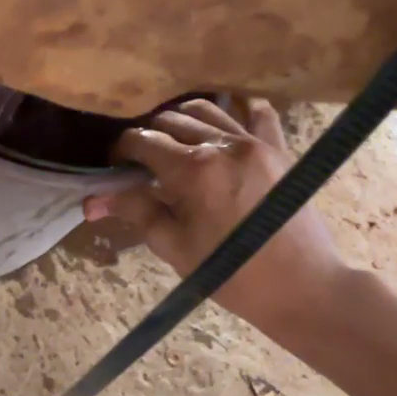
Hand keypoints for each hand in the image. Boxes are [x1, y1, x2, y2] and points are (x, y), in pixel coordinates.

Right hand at [84, 98, 348, 338]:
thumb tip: (93, 200)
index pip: (141, 141)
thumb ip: (136, 211)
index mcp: (191, 170)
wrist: (303, 287)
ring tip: (174, 142)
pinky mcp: (280, 149)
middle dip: (148, 136)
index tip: (115, 167)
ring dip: (182, 119)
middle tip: (141, 162)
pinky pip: (259, 113)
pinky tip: (228, 114)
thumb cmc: (231, 274)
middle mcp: (222, 145)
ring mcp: (255, 143)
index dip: (120, 151)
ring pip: (207, 109)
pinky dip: (239, 108)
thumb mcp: (174, 247)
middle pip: (170, 120)